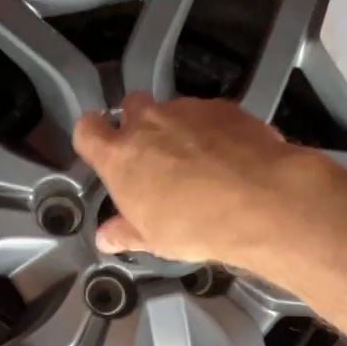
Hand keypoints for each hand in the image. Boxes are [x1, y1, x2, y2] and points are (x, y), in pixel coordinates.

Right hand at [74, 92, 331, 264]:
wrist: (258, 200)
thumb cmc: (196, 222)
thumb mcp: (152, 238)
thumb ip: (124, 232)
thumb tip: (107, 237)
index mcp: (120, 156)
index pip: (88, 131)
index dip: (92, 135)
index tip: (98, 144)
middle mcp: (149, 123)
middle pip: (132, 106)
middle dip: (139, 123)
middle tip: (153, 155)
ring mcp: (188, 111)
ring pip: (174, 110)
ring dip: (179, 129)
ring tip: (198, 162)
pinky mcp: (224, 108)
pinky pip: (210, 114)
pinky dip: (213, 131)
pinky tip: (227, 158)